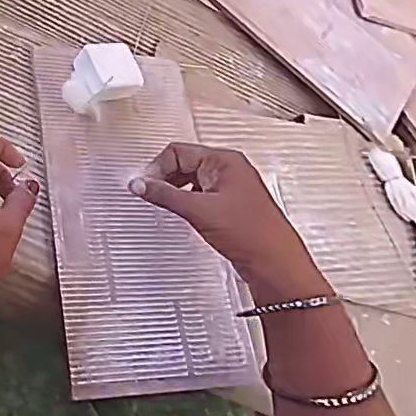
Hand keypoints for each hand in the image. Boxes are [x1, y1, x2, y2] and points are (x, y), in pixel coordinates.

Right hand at [130, 143, 330, 304]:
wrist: (275, 264)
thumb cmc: (252, 234)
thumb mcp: (198, 210)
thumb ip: (164, 194)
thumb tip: (140, 183)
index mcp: (224, 161)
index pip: (178, 151)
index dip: (157, 167)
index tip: (144, 184)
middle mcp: (229, 170)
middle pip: (183, 162)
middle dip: (163, 177)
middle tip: (150, 192)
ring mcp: (230, 187)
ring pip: (190, 178)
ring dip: (173, 189)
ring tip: (163, 202)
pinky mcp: (229, 205)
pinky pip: (199, 194)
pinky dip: (185, 200)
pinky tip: (182, 212)